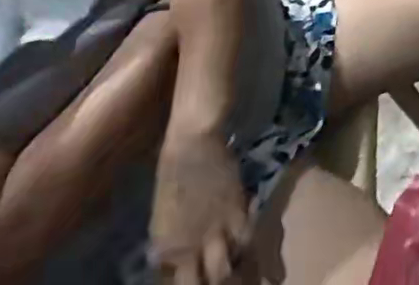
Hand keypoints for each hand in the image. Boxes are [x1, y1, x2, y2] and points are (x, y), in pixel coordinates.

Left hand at [151, 131, 250, 284]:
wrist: (191, 146)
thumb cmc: (172, 177)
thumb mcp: (162, 218)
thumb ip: (170, 244)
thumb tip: (174, 262)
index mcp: (164, 251)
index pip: (177, 283)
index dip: (189, 282)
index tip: (200, 278)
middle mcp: (187, 249)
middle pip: (203, 283)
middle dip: (216, 284)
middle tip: (230, 281)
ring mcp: (214, 230)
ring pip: (225, 270)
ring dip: (234, 275)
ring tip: (245, 277)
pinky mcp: (236, 211)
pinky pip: (245, 239)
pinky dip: (249, 247)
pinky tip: (256, 252)